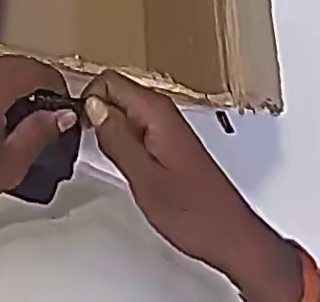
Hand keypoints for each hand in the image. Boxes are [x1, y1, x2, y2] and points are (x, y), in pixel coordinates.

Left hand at [0, 56, 77, 226]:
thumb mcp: (10, 161)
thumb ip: (39, 132)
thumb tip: (61, 115)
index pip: (33, 70)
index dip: (56, 83)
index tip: (67, 102)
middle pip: (18, 63)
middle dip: (41, 82)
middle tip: (57, 110)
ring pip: (3, 66)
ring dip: (22, 82)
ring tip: (36, 115)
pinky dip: (4, 83)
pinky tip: (11, 112)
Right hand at [84, 72, 302, 301]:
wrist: (234, 240)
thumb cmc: (195, 214)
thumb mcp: (144, 178)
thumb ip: (115, 137)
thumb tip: (93, 106)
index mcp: (155, 111)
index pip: (108, 80)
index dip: (89, 99)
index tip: (84, 127)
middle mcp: (162, 109)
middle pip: (114, 90)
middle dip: (98, 112)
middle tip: (97, 146)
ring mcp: (166, 123)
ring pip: (123, 107)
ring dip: (110, 126)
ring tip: (113, 158)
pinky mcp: (168, 137)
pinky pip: (134, 123)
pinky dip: (123, 137)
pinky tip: (127, 163)